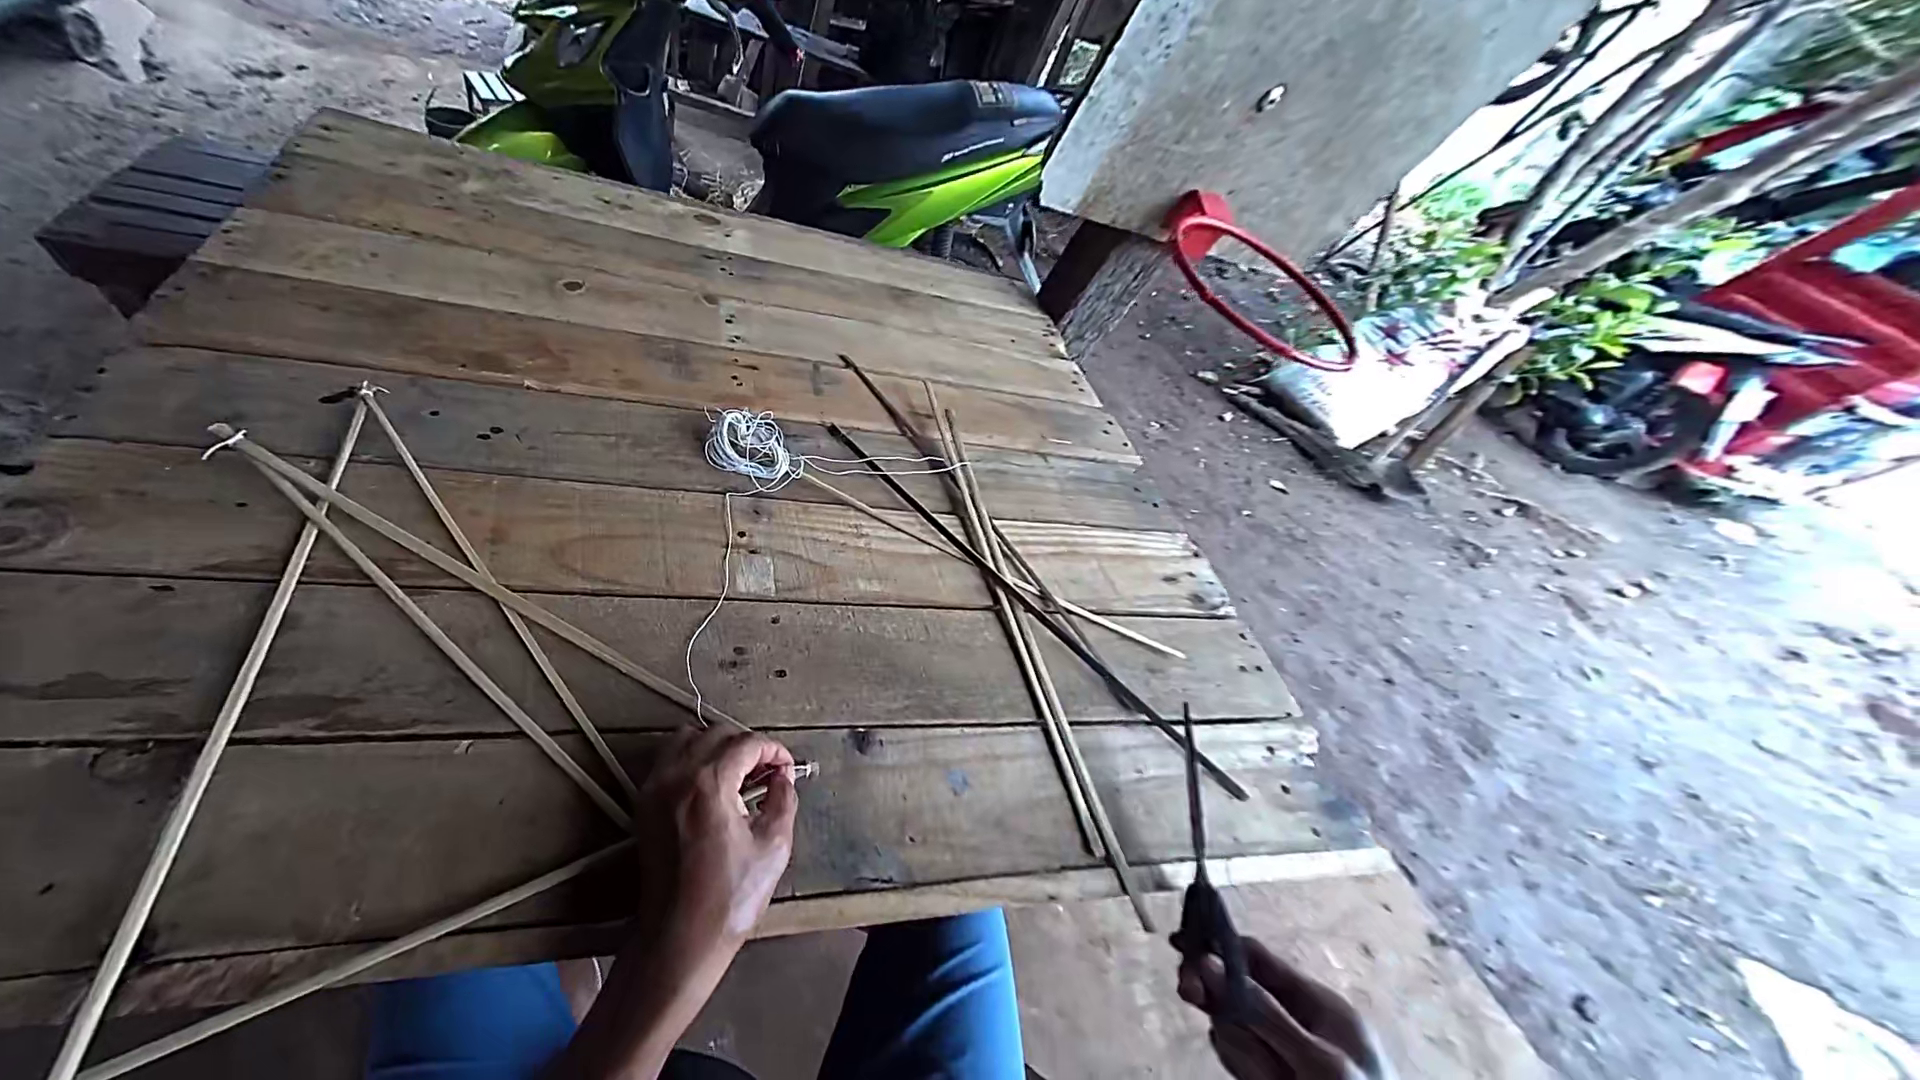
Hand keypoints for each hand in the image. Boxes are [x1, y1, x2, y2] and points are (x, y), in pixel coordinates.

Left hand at [633, 727, 798, 964]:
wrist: (678, 940)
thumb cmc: (730, 897)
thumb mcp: (774, 845)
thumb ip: (783, 798)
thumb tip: (782, 777)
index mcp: (709, 784)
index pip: (747, 743)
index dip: (774, 751)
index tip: (787, 769)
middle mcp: (676, 777)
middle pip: (717, 733)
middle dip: (748, 745)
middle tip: (768, 770)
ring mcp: (654, 790)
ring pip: (687, 738)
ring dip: (717, 745)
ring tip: (739, 771)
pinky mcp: (644, 806)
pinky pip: (668, 760)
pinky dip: (693, 758)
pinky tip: (713, 785)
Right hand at [1178, 937, 1392, 1079]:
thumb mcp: (1317, 1063)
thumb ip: (1263, 1011)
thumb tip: (1208, 961)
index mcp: (1319, 1005)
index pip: (1259, 958)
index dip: (1219, 946)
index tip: (1179, 944)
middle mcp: (1298, 1022)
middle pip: (1240, 991)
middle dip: (1218, 997)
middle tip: (1188, 993)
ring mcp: (1284, 1054)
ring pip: (1235, 1028)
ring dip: (1241, 1049)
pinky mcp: (1271, 1078)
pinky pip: (1240, 1059)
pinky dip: (1243, 1067)